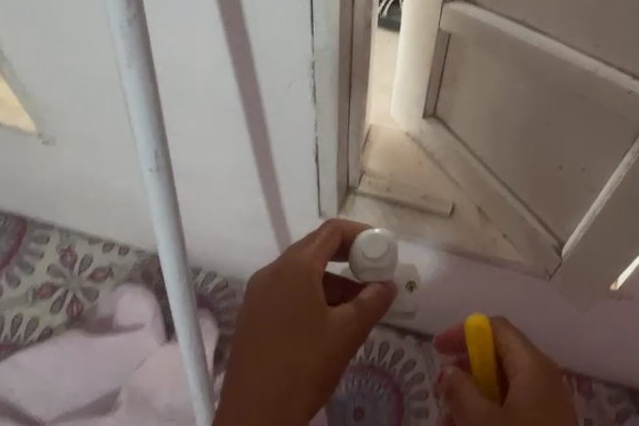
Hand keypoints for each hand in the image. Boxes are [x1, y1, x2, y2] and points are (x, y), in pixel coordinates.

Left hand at [215, 219, 397, 425]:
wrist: (254, 421)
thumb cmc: (304, 367)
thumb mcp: (348, 332)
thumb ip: (373, 300)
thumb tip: (388, 284)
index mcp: (294, 267)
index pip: (332, 231)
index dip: (361, 235)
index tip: (381, 251)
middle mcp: (271, 273)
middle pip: (315, 250)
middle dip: (348, 262)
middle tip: (373, 280)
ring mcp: (256, 297)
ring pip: (302, 276)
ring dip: (332, 284)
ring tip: (356, 311)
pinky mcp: (251, 320)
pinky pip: (287, 294)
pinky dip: (312, 299)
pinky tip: (327, 327)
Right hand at [434, 316, 578, 425]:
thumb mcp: (484, 423)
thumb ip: (461, 392)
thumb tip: (448, 370)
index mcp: (533, 364)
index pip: (497, 329)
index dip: (465, 333)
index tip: (436, 351)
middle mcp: (542, 377)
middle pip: (498, 359)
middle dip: (465, 377)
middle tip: (441, 401)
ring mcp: (546, 404)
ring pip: (501, 390)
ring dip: (472, 404)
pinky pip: (511, 412)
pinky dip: (487, 419)